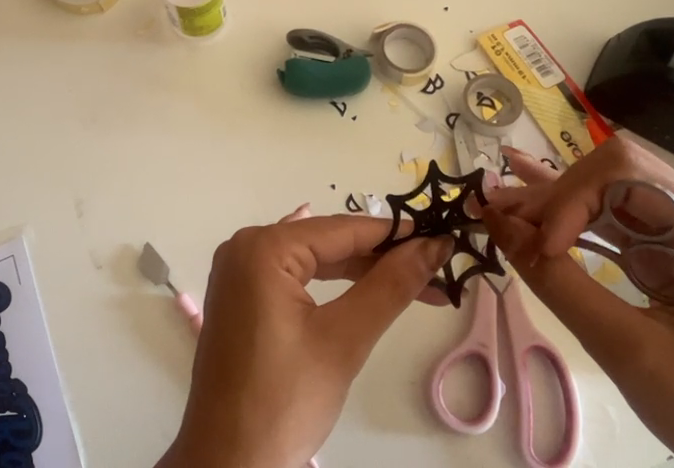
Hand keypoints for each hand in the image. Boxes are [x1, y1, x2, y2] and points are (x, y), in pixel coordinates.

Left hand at [156, 206, 453, 467]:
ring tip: (417, 284)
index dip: (396, 233)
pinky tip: (366, 289)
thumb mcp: (344, 340)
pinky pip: (294, 277)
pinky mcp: (241, 298)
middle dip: (382, 257)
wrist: (229, 459)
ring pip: (313, 259)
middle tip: (439, 271)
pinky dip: (332, 285)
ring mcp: (238, 273)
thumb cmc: (284, 399)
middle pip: (327, 241)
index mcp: (262, 248)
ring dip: (362, 272)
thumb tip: (432, 245)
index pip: (341, 229)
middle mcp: (244, 247)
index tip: (444, 239)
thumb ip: (389, 286)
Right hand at [482, 136, 673, 467]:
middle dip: (557, 194)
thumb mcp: (629, 352)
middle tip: (502, 218)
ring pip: (608, 195)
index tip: (544, 249)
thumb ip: (560, 284)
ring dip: (554, 202)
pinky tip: (527, 199)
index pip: (628, 176)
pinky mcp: (670, 262)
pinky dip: (568, 219)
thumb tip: (497, 224)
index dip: (574, 198)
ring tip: (496, 203)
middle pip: (616, 176)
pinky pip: (613, 224)